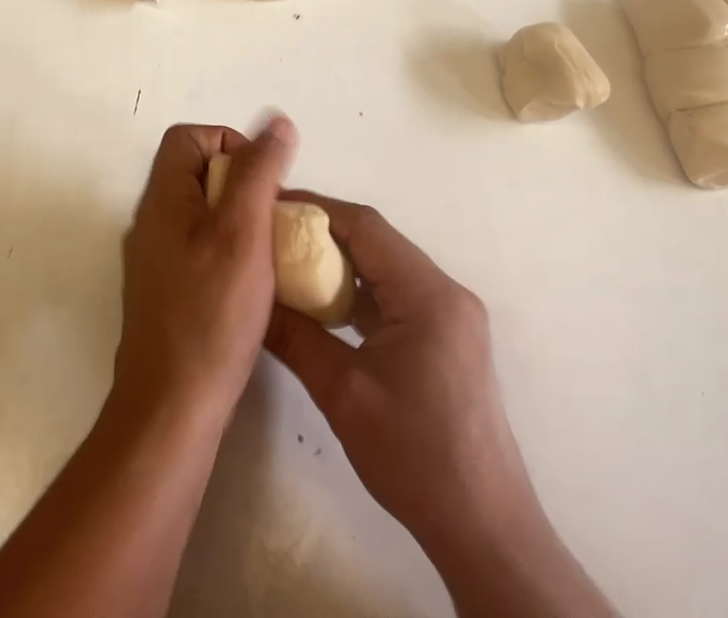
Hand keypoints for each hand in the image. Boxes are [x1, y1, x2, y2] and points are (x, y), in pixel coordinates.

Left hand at [114, 118, 297, 420]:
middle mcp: (150, 224)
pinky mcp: (167, 293)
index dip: (230, 143)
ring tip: (273, 249)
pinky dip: (230, 252)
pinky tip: (256, 283)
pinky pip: (200, 250)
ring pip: (201, 215)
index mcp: (161, 201)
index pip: (187, 138)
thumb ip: (258, 174)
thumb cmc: (211, 315)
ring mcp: (155, 261)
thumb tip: (275, 123)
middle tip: (276, 218)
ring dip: (240, 220)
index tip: (264, 179)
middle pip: (195, 175)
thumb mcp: (242, 234)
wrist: (173, 403)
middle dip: (243, 184)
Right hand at [263, 193, 529, 545]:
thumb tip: (247, 299)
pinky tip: (320, 310)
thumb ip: (294, 337)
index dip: (315, 209)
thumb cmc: (413, 453)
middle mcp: (447, 294)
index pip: (366, 227)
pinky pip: (396, 301)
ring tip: (284, 269)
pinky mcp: (447, 342)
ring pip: (386, 273)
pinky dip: (357, 298)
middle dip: (322, 236)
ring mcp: (451, 319)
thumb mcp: (342, 392)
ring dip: (339, 268)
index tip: (267, 207)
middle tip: (267, 239)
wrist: (480, 521)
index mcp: (429, 295)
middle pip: (378, 245)